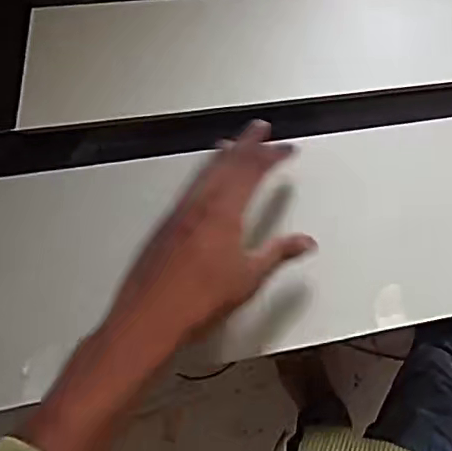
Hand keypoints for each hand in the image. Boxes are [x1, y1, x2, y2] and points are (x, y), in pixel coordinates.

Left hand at [105, 119, 316, 343]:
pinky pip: (190, 185)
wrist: (147, 321)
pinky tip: (204, 178)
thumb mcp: (249, 278)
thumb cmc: (196, 302)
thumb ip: (278, 254)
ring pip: (206, 171)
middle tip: (260, 129)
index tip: (286, 148)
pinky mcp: (165, 225)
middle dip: (248, 143)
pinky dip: (203, 172)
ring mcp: (180, 213)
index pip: (253, 171)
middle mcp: (200, 204)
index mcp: (224, 212)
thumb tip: (304, 242)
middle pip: (228, 162)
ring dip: (224, 154)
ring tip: (233, 144)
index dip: (272, 155)